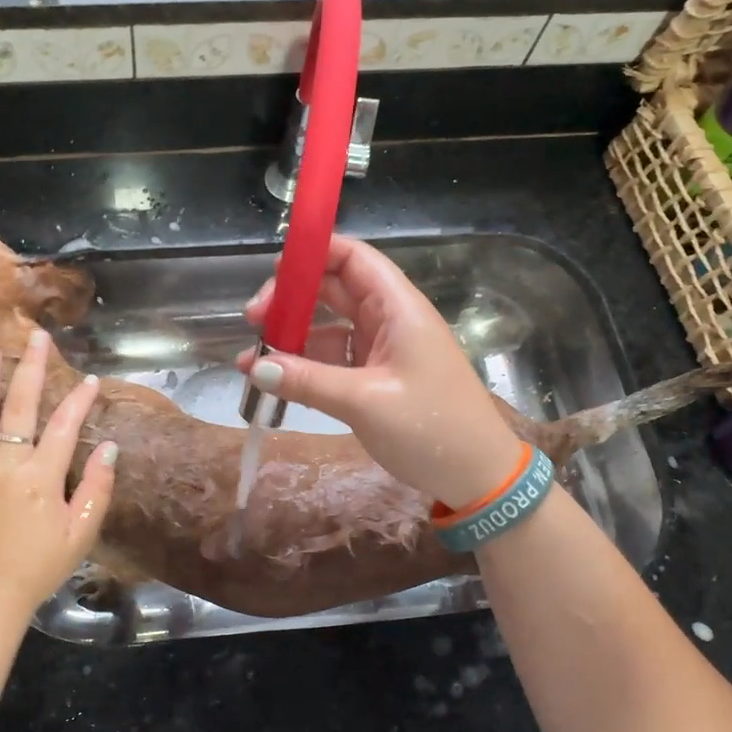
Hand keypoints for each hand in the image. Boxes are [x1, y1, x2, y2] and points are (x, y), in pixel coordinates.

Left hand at [0, 328, 116, 620]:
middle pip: (20, 406)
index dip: (80, 400)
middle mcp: (6, 464)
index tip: (91, 379)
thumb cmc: (38, 570)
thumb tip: (110, 448)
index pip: (65, 426)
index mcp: (41, 477)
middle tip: (35, 337)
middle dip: (29, 368)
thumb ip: (96, 488)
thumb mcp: (80, 534)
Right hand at [238, 235, 524, 508]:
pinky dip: (303, 366)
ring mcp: (382, 349)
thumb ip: (307, 381)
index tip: (273, 270)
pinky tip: (272, 381)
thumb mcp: (364, 403)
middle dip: (290, 298)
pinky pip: (332, 359)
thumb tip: (256, 367)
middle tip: (253, 319)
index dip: (314, 253)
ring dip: (291, 337)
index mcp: (398, 308)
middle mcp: (388, 319)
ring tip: (252, 359)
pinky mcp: (375, 377)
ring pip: (328, 326)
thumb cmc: (432, 428)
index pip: (353, 257)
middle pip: (333, 287)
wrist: (479, 478)